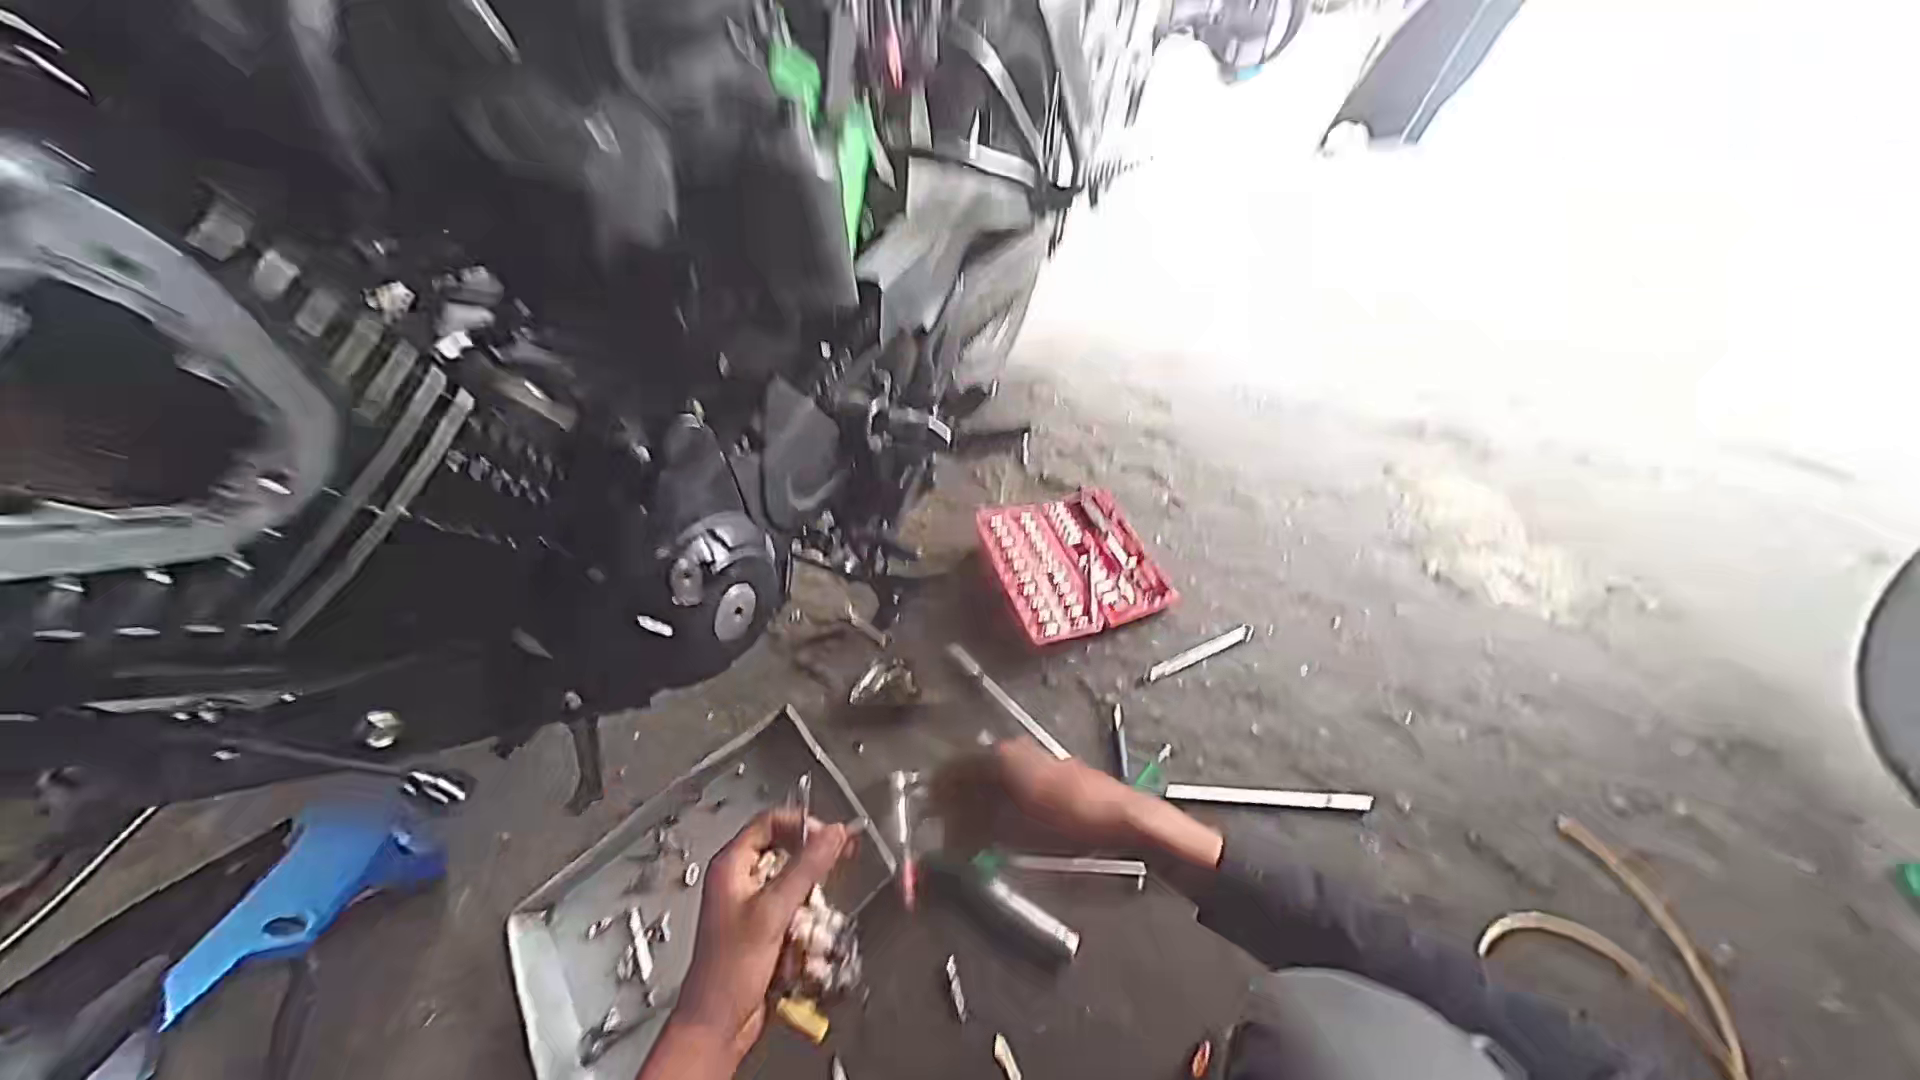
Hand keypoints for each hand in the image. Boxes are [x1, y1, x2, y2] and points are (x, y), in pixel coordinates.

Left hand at [659, 811, 851, 1067]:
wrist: (718, 1027)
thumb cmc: (730, 970)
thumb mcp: (774, 911)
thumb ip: (807, 867)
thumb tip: (835, 832)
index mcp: (731, 864)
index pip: (770, 821)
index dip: (800, 824)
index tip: (827, 836)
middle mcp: (740, 878)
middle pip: (785, 850)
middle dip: (810, 864)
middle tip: (836, 864)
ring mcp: (752, 903)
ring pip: (794, 881)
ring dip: (808, 898)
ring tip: (810, 917)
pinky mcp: (765, 926)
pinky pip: (794, 907)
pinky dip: (804, 918)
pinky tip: (802, 938)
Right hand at [933, 737, 1224, 876]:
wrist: (1123, 820)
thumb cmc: (1066, 824)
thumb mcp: (1012, 832)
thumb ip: (972, 828)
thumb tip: (946, 832)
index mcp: (1001, 757)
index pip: (954, 769)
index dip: (938, 796)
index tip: (929, 819)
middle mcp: (1014, 750)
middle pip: (972, 774)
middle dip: (958, 805)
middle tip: (952, 836)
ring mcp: (1035, 759)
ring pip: (993, 781)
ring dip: (979, 808)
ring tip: (976, 838)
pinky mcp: (1051, 774)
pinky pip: (1013, 785)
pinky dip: (1001, 806)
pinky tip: (1004, 829)